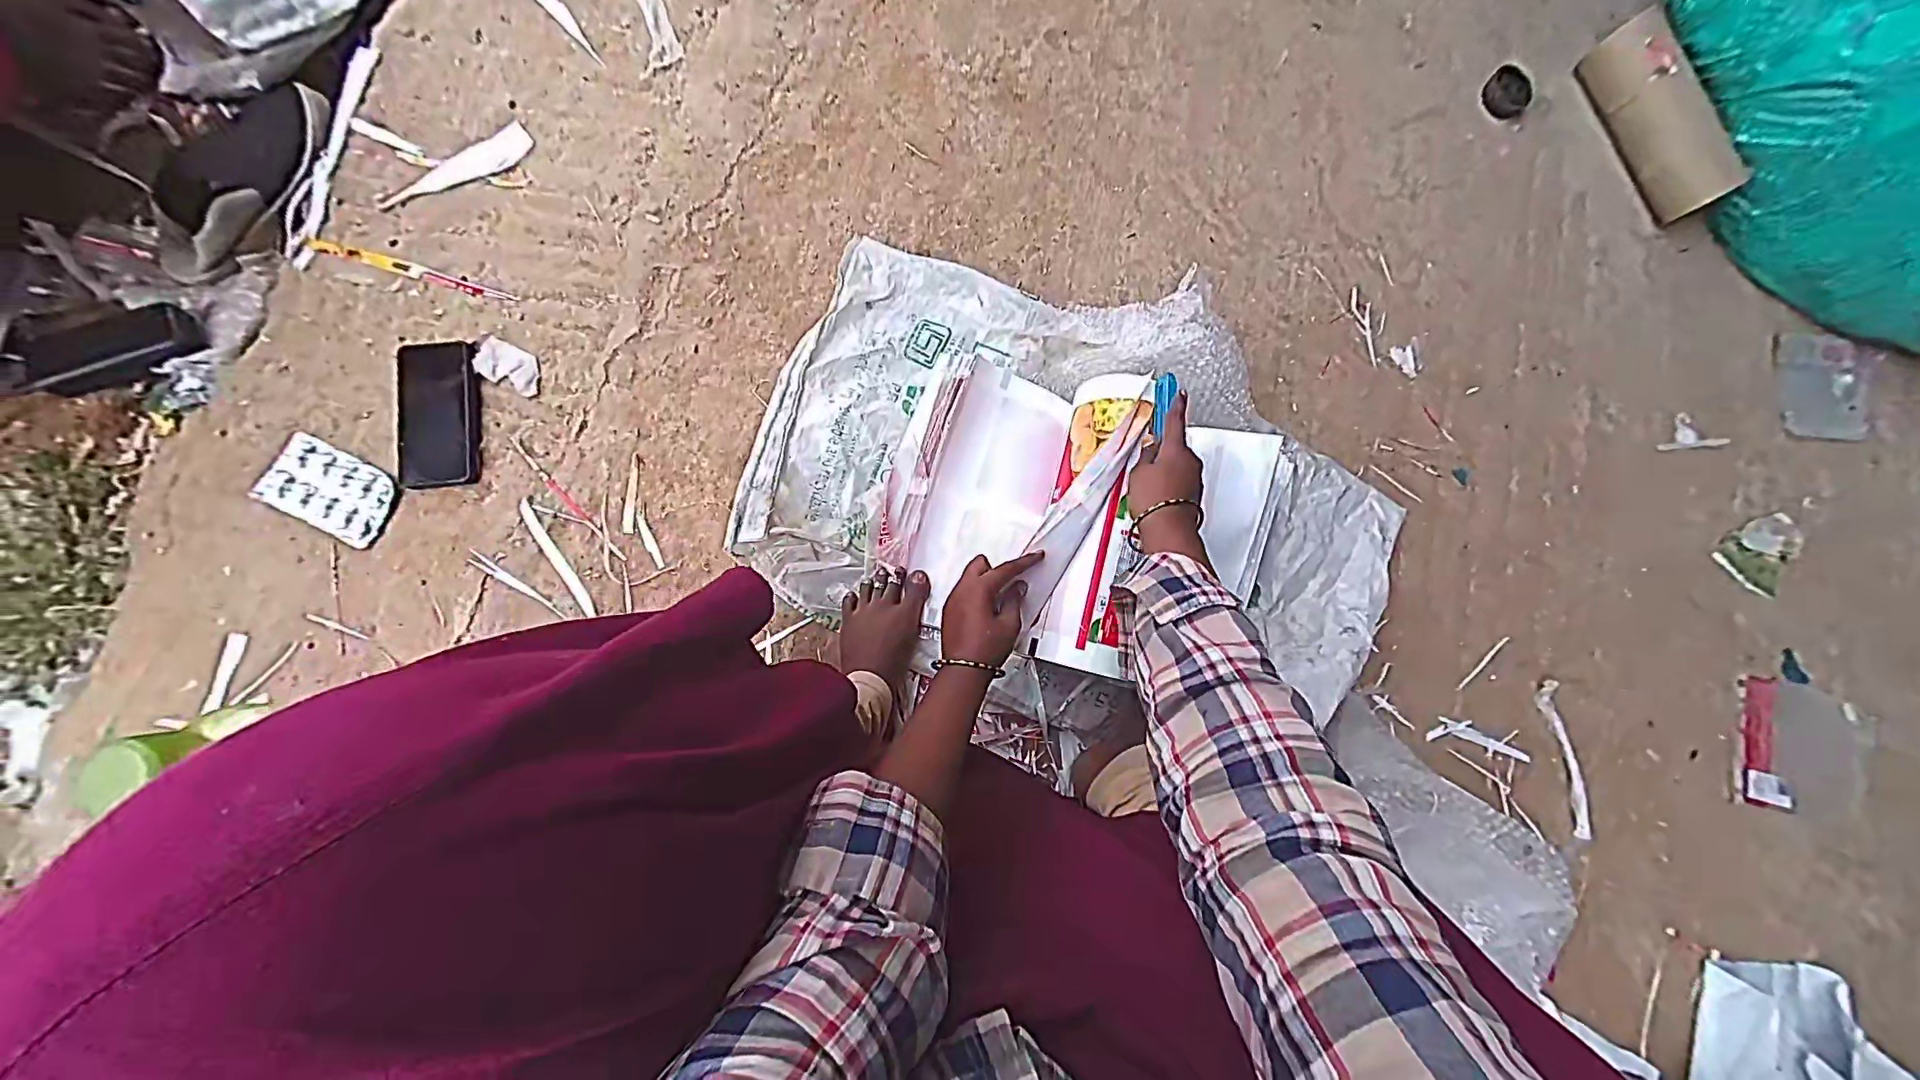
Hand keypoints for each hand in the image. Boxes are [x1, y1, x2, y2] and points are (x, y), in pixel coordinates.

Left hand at [940, 551, 1042, 667]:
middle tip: (1013, 579)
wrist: (964, 670)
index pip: (1004, 569)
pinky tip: (987, 608)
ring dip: (985, 581)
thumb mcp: (1009, 625)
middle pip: (980, 564)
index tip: (1033, 558)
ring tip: (1000, 597)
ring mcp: (953, 601)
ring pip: (970, 577)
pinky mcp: (949, 612)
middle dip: (997, 568)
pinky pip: (963, 592)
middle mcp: (961, 591)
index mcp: (978, 589)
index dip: (1023, 562)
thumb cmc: (983, 651)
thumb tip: (1017, 589)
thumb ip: (1014, 601)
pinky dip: (976, 593)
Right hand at [1128, 392, 1208, 560]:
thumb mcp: (1139, 472)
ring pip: (1177, 464)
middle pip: (1175, 445)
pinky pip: (1179, 479)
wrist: (1168, 530)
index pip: (1175, 420)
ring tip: (1146, 482)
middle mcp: (1190, 460)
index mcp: (1176, 449)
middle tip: (1145, 456)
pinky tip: (1155, 492)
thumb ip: (1146, 455)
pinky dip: (1168, 481)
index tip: (1178, 393)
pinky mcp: (1193, 493)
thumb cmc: (1154, 501)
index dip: (1175, 405)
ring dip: (1163, 468)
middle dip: (1162, 448)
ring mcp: (1194, 477)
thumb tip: (1151, 448)